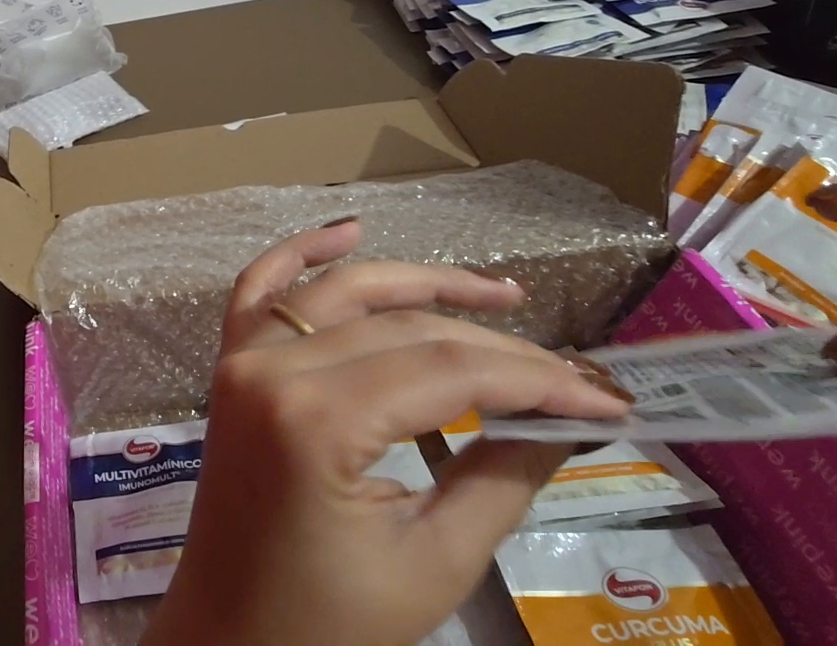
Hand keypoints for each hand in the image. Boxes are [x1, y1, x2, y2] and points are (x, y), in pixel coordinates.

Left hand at [141, 220, 630, 645]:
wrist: (229, 632)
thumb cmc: (328, 620)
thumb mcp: (433, 561)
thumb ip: (501, 476)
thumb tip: (571, 416)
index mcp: (316, 421)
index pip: (446, 370)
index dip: (534, 377)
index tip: (607, 397)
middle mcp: (269, 369)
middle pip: (399, 328)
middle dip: (493, 344)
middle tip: (570, 370)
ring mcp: (240, 359)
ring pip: (338, 293)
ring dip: (416, 283)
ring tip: (498, 291)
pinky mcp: (229, 364)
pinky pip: (259, 289)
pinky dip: (300, 253)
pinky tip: (350, 231)